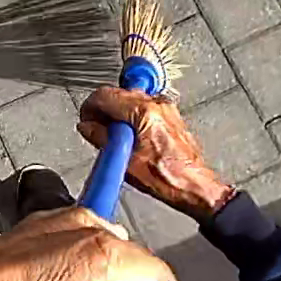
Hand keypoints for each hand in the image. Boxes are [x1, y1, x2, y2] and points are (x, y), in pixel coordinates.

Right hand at [79, 87, 236, 221]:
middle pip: (116, 93)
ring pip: (129, 98)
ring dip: (116, 112)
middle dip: (102, 109)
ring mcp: (165, 109)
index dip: (89, 107)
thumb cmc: (166, 178)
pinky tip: (128, 136)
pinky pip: (142, 106)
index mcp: (143, 113)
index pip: (105, 95)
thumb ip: (101, 138)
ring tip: (113, 135)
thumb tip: (87, 127)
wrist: (194, 186)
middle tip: (95, 128)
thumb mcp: (123, 160)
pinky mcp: (169, 116)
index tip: (86, 119)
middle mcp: (157, 105)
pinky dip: (129, 115)